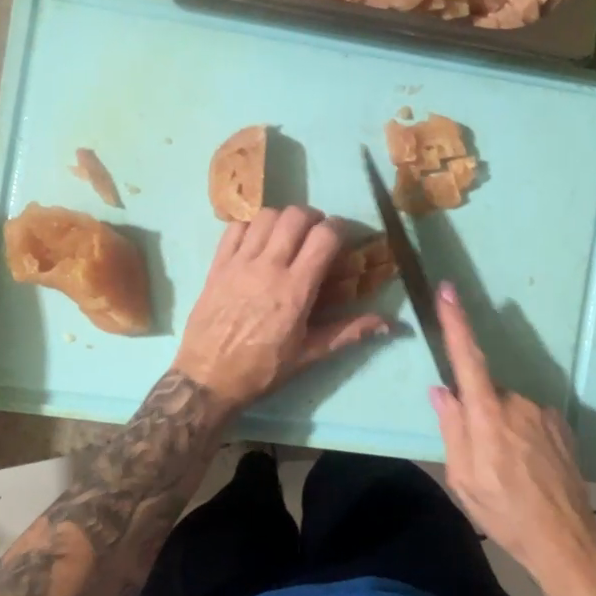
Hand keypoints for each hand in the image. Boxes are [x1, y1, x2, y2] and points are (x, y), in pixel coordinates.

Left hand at [172, 207, 390, 413]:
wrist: (207, 379)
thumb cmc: (263, 370)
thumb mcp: (309, 354)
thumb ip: (348, 332)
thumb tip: (388, 324)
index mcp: (295, 289)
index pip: (324, 236)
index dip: (339, 229)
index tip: (342, 239)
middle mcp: (268, 267)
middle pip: (296, 216)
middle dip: (313, 218)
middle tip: (316, 235)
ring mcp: (239, 263)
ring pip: (266, 216)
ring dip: (283, 220)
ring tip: (287, 236)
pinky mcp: (217, 265)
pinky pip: (235, 227)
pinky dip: (250, 226)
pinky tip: (257, 242)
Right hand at [431, 282, 595, 571]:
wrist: (564, 538)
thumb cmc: (504, 512)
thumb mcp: (463, 478)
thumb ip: (451, 428)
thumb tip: (442, 391)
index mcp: (487, 415)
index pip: (467, 359)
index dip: (456, 323)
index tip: (449, 291)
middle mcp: (518, 403)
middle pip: (487, 394)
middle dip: (479, 415)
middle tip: (482, 460)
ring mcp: (544, 413)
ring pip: (510, 410)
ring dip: (503, 430)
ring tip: (509, 473)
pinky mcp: (563, 425)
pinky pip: (531, 420)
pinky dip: (524, 437)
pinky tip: (529, 470)